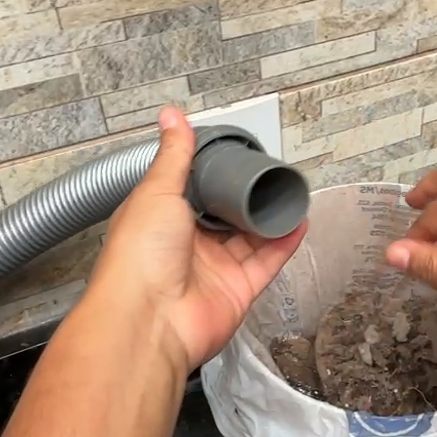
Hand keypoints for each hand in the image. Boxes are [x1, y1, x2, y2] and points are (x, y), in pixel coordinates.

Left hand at [84, 107, 307, 375]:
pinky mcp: (237, 290)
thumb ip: (174, 155)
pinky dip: (284, 243)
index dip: (213, 176)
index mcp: (161, 219)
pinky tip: (297, 223)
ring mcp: (213, 269)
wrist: (150, 320)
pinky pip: (266, 262)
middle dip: (246, 198)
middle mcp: (186, 245)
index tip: (235, 157)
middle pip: (225, 216)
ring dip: (270, 218)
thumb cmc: (139, 257)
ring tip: (289, 194)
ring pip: (250, 239)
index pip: (192, 192)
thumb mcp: (157, 191)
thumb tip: (171, 116)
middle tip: (269, 175)